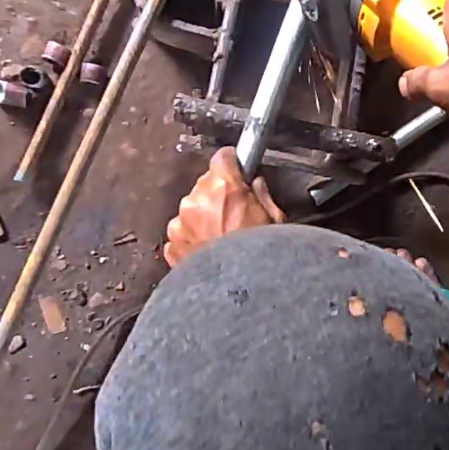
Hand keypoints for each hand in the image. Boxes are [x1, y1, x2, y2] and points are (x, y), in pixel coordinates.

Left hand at [164, 148, 283, 266]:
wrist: (239, 292)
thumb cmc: (261, 256)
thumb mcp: (275, 220)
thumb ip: (262, 195)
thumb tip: (256, 185)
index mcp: (224, 187)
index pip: (223, 157)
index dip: (233, 163)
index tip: (238, 169)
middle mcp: (197, 200)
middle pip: (207, 184)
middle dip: (219, 194)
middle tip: (237, 214)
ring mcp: (180, 224)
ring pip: (193, 208)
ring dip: (204, 217)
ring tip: (223, 238)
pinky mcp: (172, 246)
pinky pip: (182, 233)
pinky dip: (193, 239)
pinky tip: (210, 251)